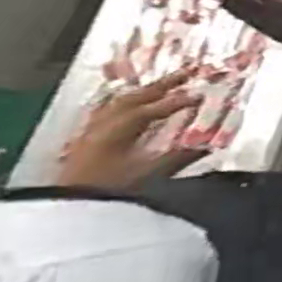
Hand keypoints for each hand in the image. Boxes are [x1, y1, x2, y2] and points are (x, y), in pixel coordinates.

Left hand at [56, 71, 205, 189]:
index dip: (177, 102)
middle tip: (186, 72)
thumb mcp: (150, 174)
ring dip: (142, 92)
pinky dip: (125, 104)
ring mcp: (90, 132)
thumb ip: (180, 158)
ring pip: (117, 103)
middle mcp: (102, 125)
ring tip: (162, 85)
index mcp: (118, 131)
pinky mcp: (85, 141)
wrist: (71, 208)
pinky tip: (130, 105)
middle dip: (161, 85)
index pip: (151, 109)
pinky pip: (107, 113)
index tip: (200, 96)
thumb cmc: (111, 190)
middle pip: (132, 98)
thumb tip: (209, 145)